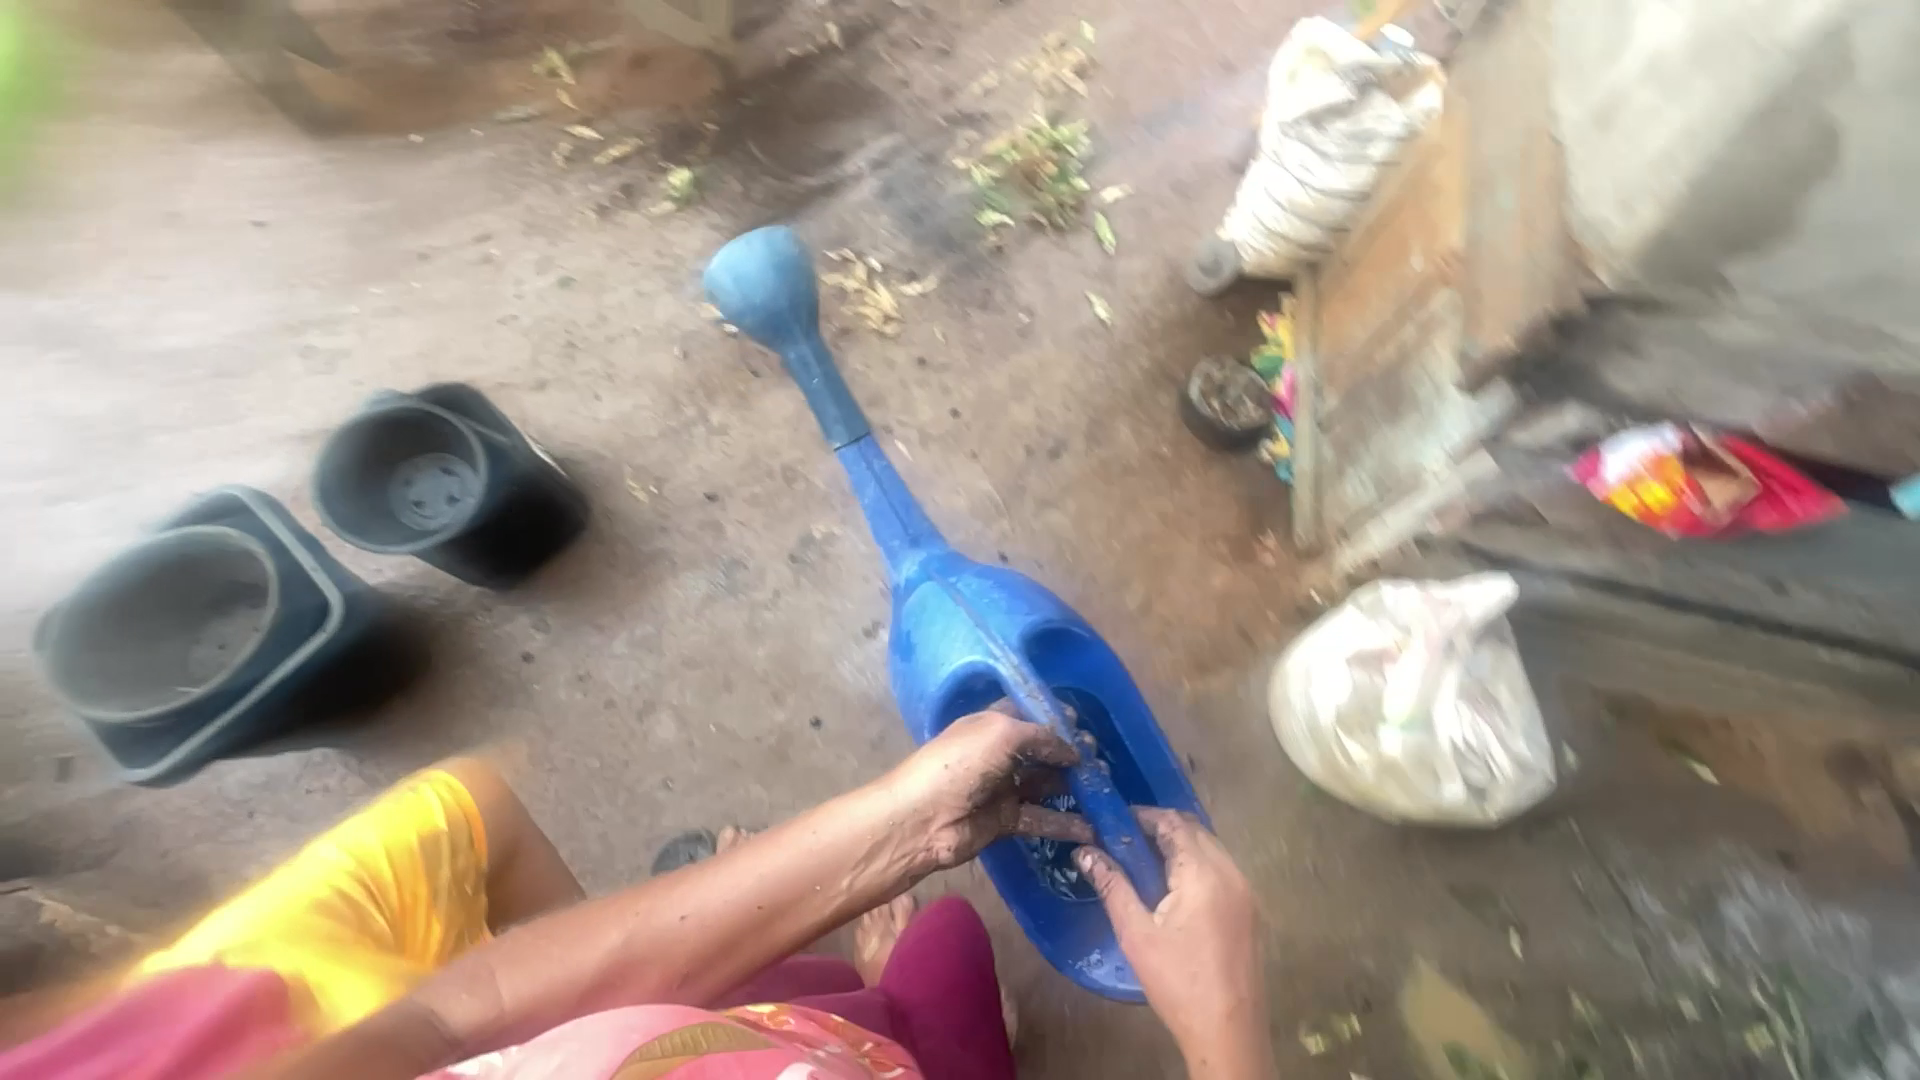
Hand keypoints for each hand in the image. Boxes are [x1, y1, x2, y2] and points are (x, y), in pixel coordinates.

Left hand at [880, 707, 1094, 870]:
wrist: (923, 817)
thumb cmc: (960, 763)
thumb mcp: (1002, 735)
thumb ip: (1041, 737)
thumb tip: (1074, 750)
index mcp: (993, 724)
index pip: (1029, 714)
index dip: (1055, 718)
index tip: (1085, 724)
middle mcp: (999, 752)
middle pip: (1042, 750)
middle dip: (1071, 753)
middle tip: (1100, 760)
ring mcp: (1002, 787)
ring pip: (1045, 784)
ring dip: (1074, 787)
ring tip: (1105, 791)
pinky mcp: (1005, 820)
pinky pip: (1041, 818)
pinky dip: (1066, 824)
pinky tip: (1094, 828)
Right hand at [1077, 809, 1273, 1078]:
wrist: (1229, 1036)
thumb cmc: (1178, 983)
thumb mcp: (1136, 933)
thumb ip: (1112, 884)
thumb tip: (1085, 851)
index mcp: (1204, 873)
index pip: (1173, 822)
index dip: (1141, 816)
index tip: (1111, 823)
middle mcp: (1232, 873)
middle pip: (1194, 829)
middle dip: (1159, 828)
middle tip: (1123, 842)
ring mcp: (1247, 893)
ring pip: (1210, 847)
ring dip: (1179, 846)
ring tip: (1143, 865)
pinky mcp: (1251, 912)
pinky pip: (1221, 869)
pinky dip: (1196, 864)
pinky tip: (1172, 889)